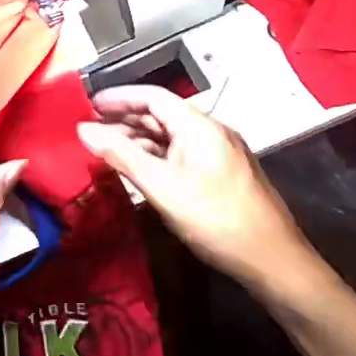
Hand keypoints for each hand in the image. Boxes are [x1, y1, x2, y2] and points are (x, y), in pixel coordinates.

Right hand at [76, 85, 323, 298]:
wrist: (271, 258)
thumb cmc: (215, 219)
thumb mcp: (162, 187)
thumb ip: (122, 156)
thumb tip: (83, 130)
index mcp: (199, 126)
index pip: (153, 96)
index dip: (119, 97)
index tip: (88, 105)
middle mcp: (211, 131)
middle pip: (162, 115)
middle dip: (125, 119)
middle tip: (89, 128)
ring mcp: (218, 152)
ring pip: (171, 137)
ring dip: (139, 140)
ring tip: (104, 148)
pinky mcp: (221, 173)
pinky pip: (181, 154)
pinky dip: (156, 157)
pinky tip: (137, 169)